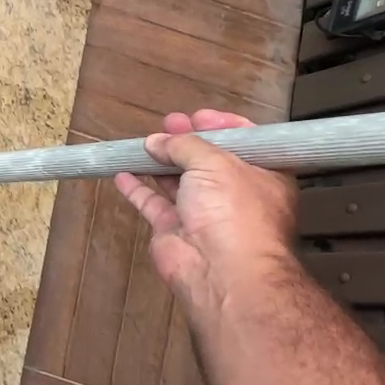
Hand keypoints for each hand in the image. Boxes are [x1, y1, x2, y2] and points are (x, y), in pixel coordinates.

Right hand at [113, 110, 299, 324]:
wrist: (220, 267)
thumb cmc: (233, 210)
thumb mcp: (215, 163)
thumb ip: (185, 146)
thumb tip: (158, 140)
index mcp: (262, 176)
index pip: (247, 145)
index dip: (225, 127)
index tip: (200, 116)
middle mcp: (234, 194)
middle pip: (208, 161)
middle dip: (188, 141)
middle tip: (170, 123)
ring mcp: (202, 212)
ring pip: (178, 180)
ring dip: (161, 160)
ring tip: (145, 141)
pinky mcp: (173, 228)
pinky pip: (152, 202)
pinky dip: (136, 187)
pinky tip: (122, 173)